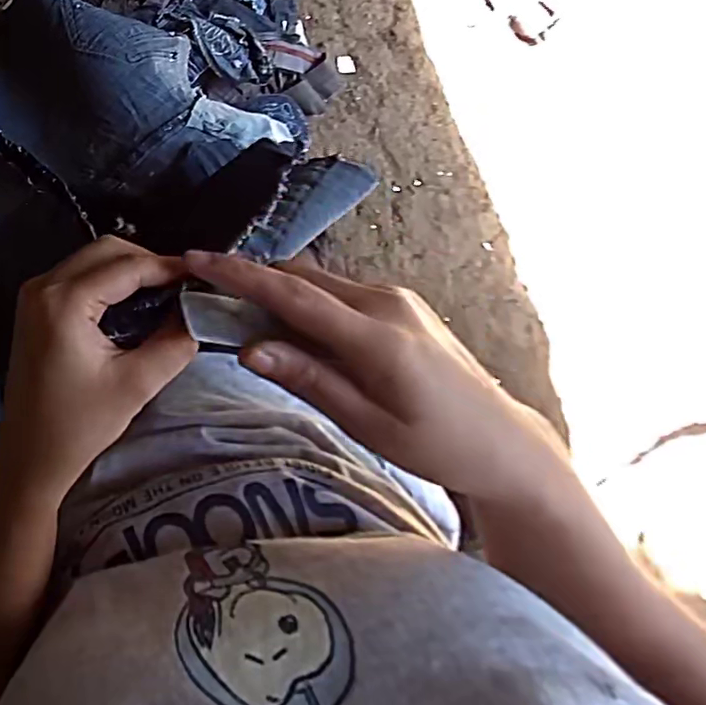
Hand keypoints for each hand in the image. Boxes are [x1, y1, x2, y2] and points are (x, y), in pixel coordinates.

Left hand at [0, 237, 199, 498]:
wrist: (29, 457)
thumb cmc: (78, 426)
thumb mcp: (135, 385)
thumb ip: (174, 342)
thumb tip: (197, 311)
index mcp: (63, 302)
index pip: (126, 266)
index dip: (168, 267)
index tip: (201, 275)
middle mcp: (43, 286)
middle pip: (106, 250)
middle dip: (148, 261)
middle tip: (181, 286)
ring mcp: (34, 294)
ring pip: (92, 259)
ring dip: (129, 268)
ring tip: (164, 292)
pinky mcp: (34, 306)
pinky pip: (79, 275)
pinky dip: (109, 280)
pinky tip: (133, 302)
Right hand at [183, 250, 571, 507]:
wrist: (507, 442)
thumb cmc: (437, 445)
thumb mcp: (368, 424)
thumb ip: (308, 379)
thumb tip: (247, 347)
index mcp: (377, 339)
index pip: (293, 296)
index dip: (240, 275)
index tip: (198, 259)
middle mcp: (385, 303)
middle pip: (300, 277)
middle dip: (251, 277)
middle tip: (207, 288)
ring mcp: (395, 298)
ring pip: (317, 280)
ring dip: (277, 289)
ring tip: (241, 310)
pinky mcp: (398, 302)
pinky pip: (336, 290)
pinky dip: (303, 299)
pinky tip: (291, 324)